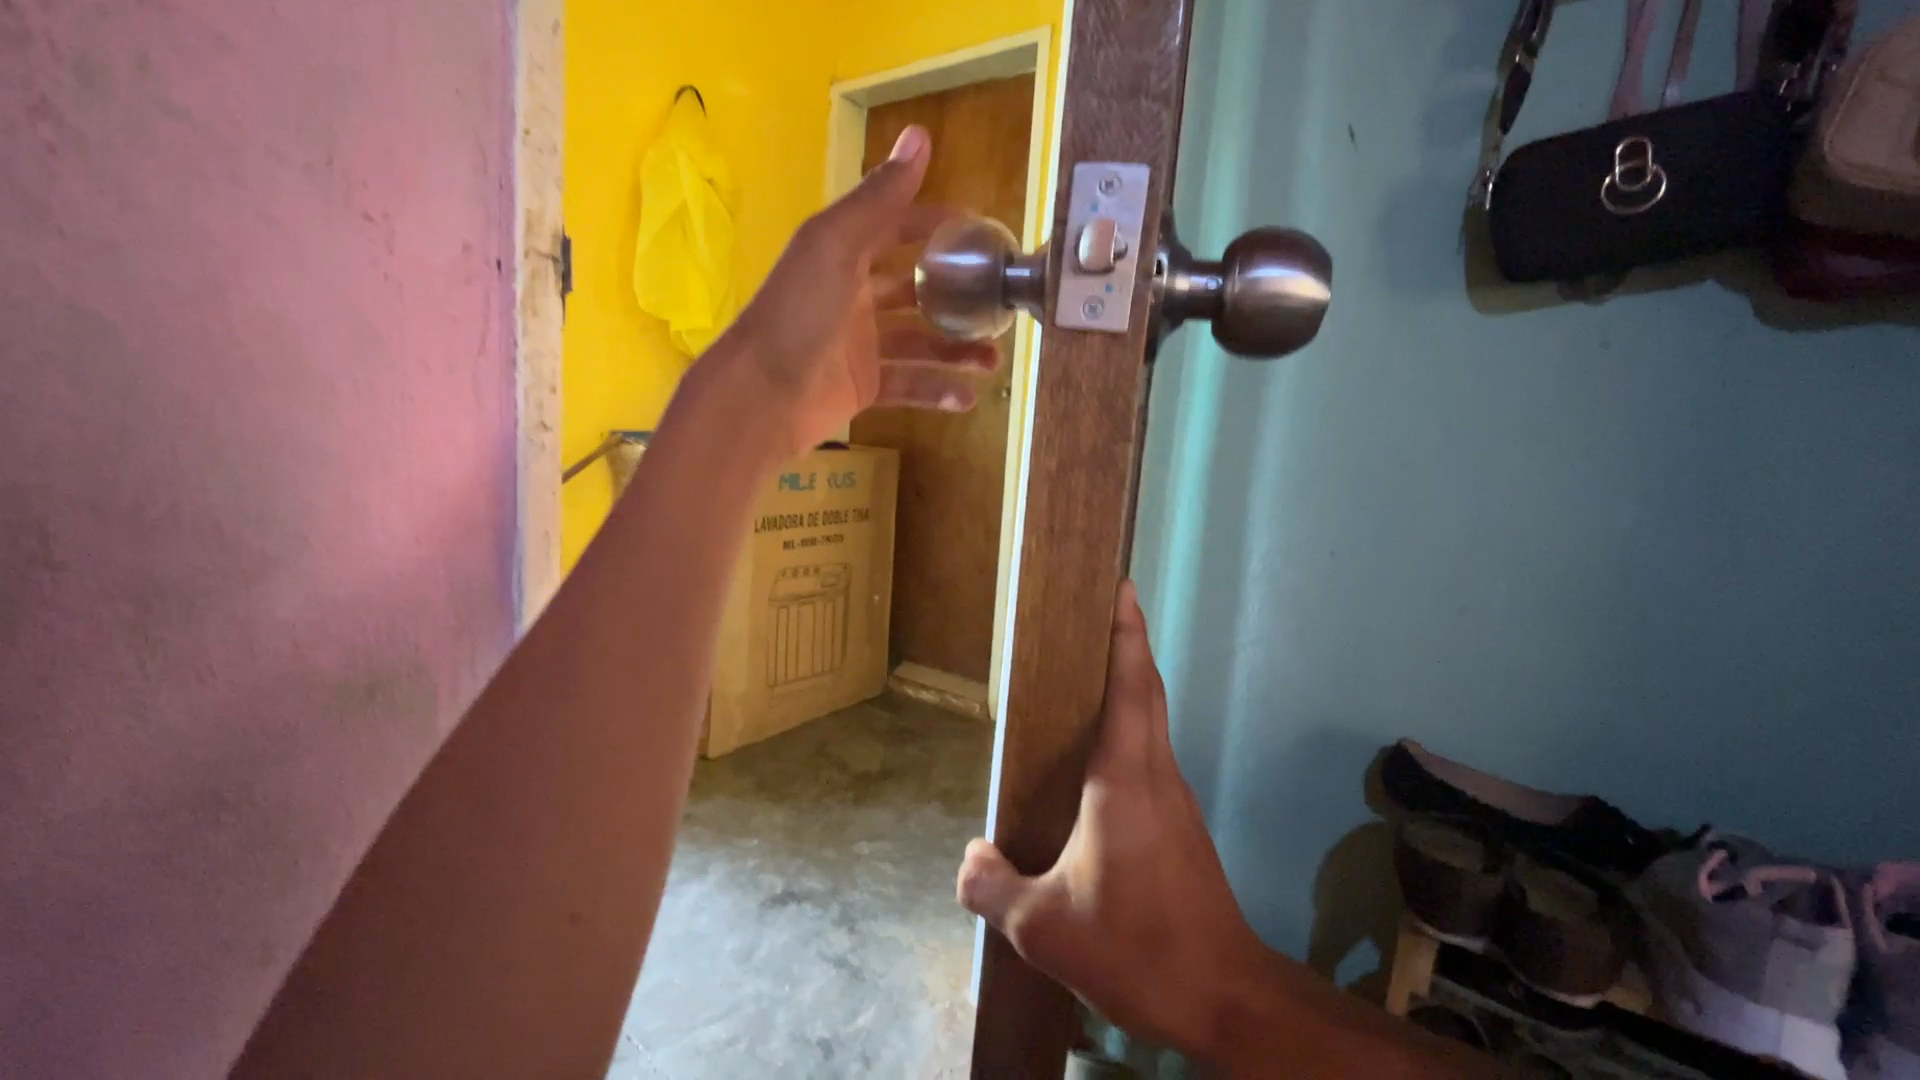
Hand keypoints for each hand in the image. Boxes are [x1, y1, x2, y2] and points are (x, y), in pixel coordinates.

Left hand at [707, 125, 998, 456]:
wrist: (764, 392)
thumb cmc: (800, 311)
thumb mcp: (838, 244)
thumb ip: (881, 197)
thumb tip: (921, 134)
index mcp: (843, 257)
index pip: (895, 230)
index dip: (933, 226)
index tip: (979, 233)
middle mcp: (854, 297)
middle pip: (915, 292)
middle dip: (955, 297)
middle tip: (996, 304)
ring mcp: (860, 346)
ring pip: (919, 343)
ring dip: (956, 350)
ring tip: (993, 360)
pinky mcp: (863, 387)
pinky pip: (909, 386)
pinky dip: (937, 392)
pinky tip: (967, 398)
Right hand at [956, 582, 1271, 1059]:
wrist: (1225, 998)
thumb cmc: (1135, 945)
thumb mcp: (1042, 927)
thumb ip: (993, 886)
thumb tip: (968, 856)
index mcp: (1126, 778)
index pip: (1129, 685)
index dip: (1125, 633)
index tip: (1120, 588)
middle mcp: (1158, 776)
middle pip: (1148, 692)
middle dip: (1130, 645)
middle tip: (1102, 612)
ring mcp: (1177, 804)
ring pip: (1154, 726)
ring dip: (1131, 690)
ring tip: (1089, 679)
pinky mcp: (1184, 832)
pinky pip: (1153, 761)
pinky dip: (1131, 736)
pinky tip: (1099, 769)